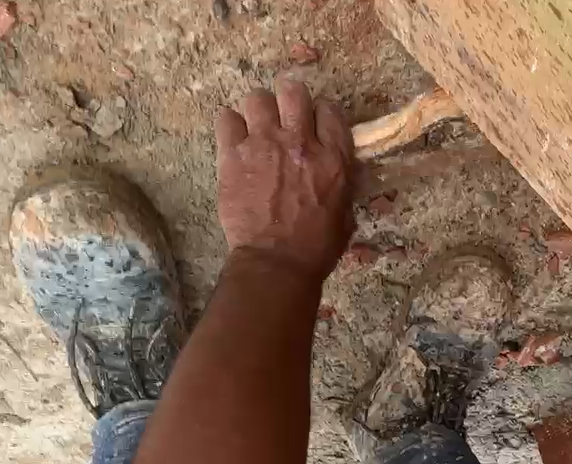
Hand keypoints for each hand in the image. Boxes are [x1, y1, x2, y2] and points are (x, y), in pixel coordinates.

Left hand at [214, 79, 355, 277]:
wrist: (276, 263)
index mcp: (333, 160)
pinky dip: (231, 127)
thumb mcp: (345, 218)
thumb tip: (341, 174)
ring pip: (257, 98)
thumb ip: (342, 187)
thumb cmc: (317, 249)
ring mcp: (264, 145)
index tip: (316, 128)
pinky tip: (236, 145)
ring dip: (259, 113)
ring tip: (258, 132)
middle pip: (293, 91)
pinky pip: (226, 118)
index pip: (329, 111)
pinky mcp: (232, 154)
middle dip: (289, 102)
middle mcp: (300, 143)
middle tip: (285, 121)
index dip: (322, 117)